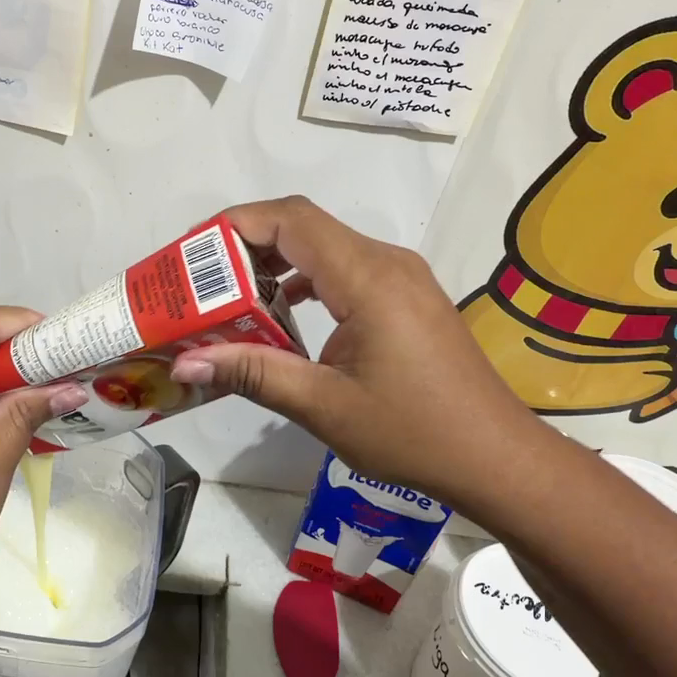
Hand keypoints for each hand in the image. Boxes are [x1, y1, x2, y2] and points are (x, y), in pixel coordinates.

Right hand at [168, 196, 542, 508]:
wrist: (493, 455)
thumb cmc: (412, 433)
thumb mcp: (323, 406)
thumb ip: (253, 374)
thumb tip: (183, 364)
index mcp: (368, 279)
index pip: (291, 220)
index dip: (235, 225)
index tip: (190, 254)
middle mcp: (386, 263)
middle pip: (304, 226)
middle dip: (245, 245)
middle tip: (199, 283)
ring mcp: (401, 278)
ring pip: (325, 246)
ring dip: (274, 264)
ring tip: (229, 300)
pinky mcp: (406, 297)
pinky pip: (344, 269)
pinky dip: (304, 280)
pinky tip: (282, 315)